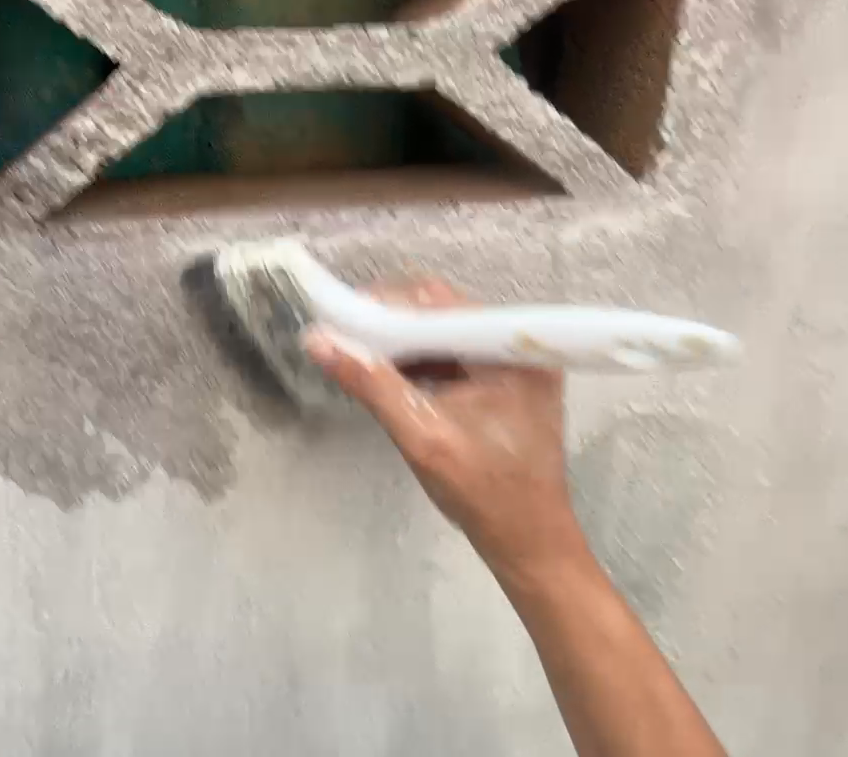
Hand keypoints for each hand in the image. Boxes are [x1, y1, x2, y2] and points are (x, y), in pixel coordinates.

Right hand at [304, 279, 586, 578]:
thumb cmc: (481, 493)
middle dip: (391, 324)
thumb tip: (317, 340)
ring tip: (362, 357)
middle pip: (441, 312)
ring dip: (403, 342)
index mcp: (509, 350)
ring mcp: (513, 363)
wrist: (530, 544)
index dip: (385, 306)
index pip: (437, 302)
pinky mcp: (505, 381)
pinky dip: (420, 360)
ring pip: (444, 331)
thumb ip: (370, 383)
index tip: (342, 321)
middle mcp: (516, 345)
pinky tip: (392, 376)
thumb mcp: (419, 435)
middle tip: (347, 339)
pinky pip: (453, 354)